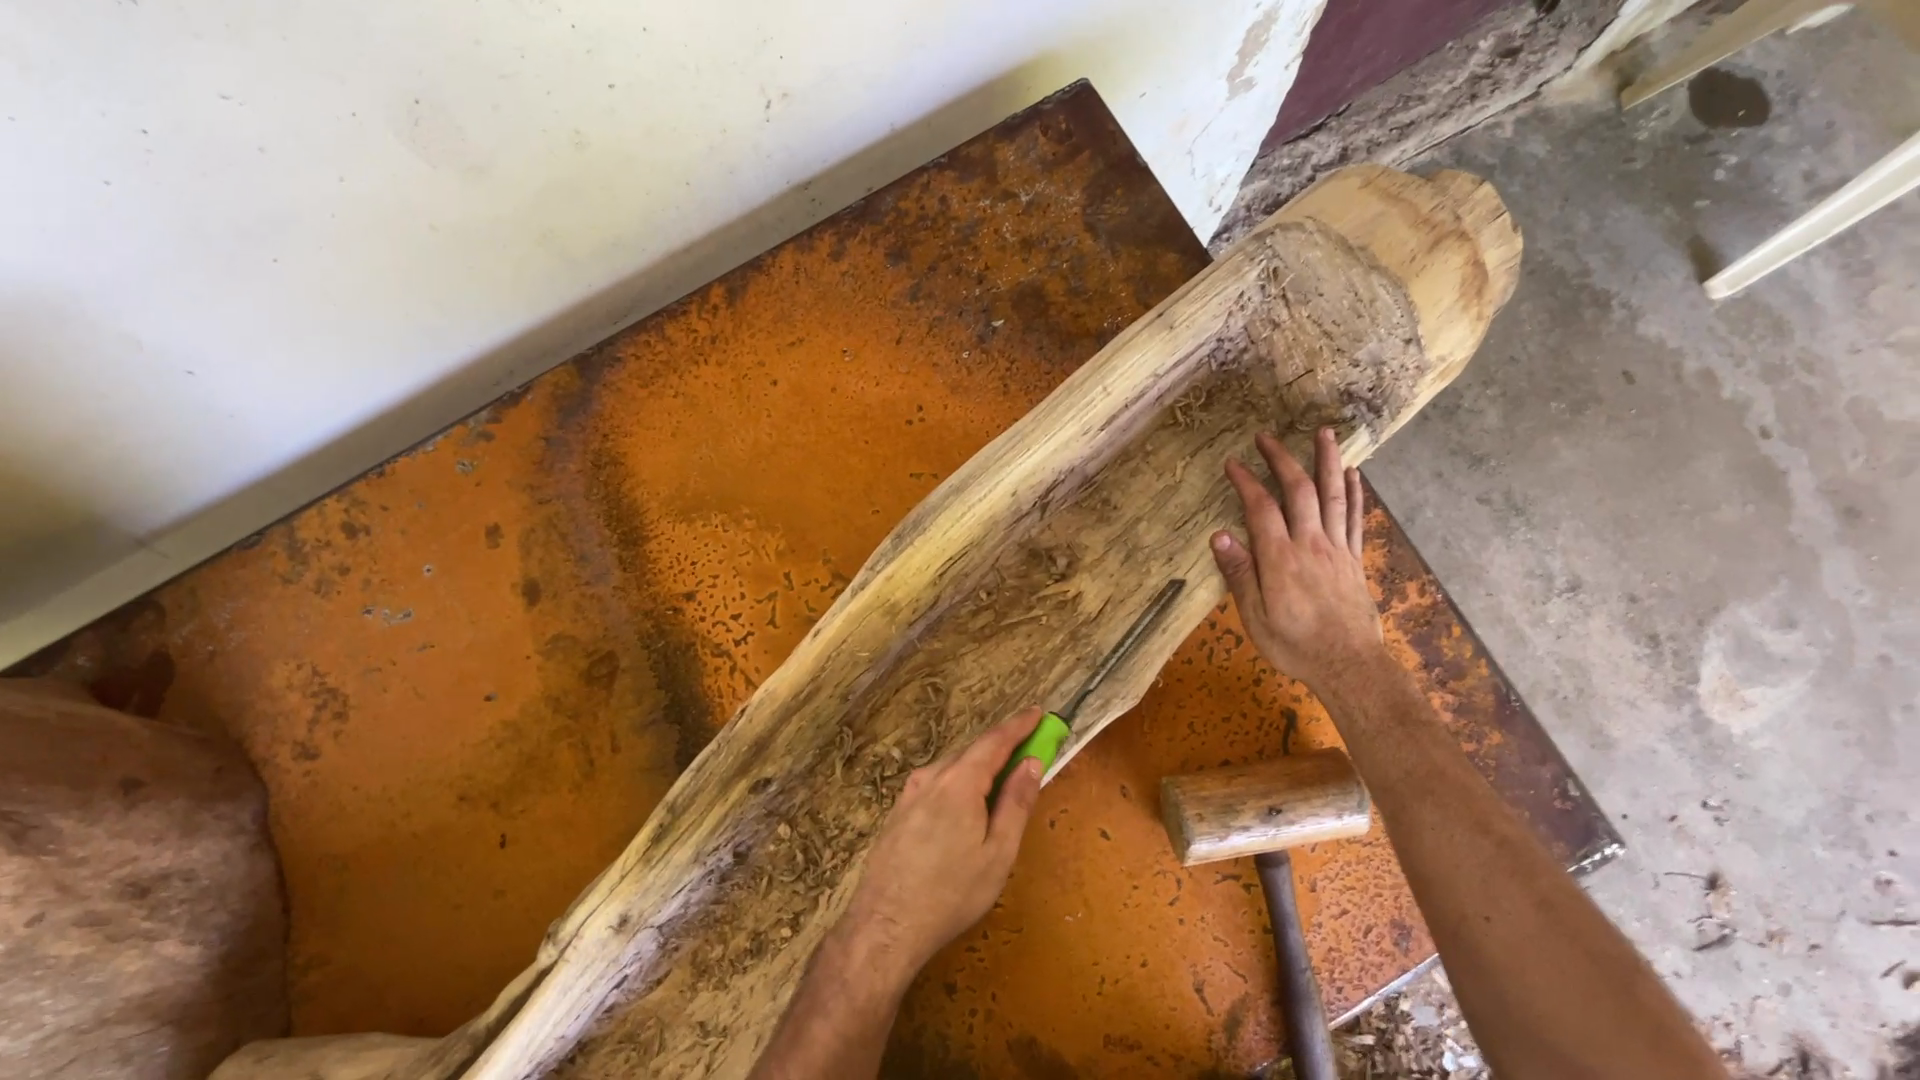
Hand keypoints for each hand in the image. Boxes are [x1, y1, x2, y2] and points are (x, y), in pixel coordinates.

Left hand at [838, 707, 1045, 980]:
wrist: (885, 927)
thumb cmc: (951, 894)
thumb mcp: (998, 853)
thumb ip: (1016, 804)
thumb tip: (1032, 764)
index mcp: (958, 783)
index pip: (994, 741)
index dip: (1019, 726)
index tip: (1038, 713)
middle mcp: (930, 779)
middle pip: (971, 752)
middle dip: (1001, 747)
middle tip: (1028, 752)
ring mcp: (908, 796)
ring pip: (950, 769)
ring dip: (978, 768)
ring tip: (1001, 783)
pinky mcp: (897, 815)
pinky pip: (934, 786)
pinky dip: (957, 784)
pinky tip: (965, 809)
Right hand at [1210, 428, 1383, 692]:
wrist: (1349, 665)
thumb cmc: (1295, 645)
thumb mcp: (1255, 617)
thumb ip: (1239, 573)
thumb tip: (1220, 535)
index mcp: (1280, 559)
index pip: (1261, 509)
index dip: (1246, 482)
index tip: (1232, 462)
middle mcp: (1311, 545)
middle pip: (1298, 491)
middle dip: (1281, 459)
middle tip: (1267, 437)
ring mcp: (1337, 549)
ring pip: (1333, 495)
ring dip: (1326, 461)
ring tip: (1323, 432)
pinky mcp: (1354, 559)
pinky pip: (1354, 517)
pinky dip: (1353, 492)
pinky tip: (1352, 473)